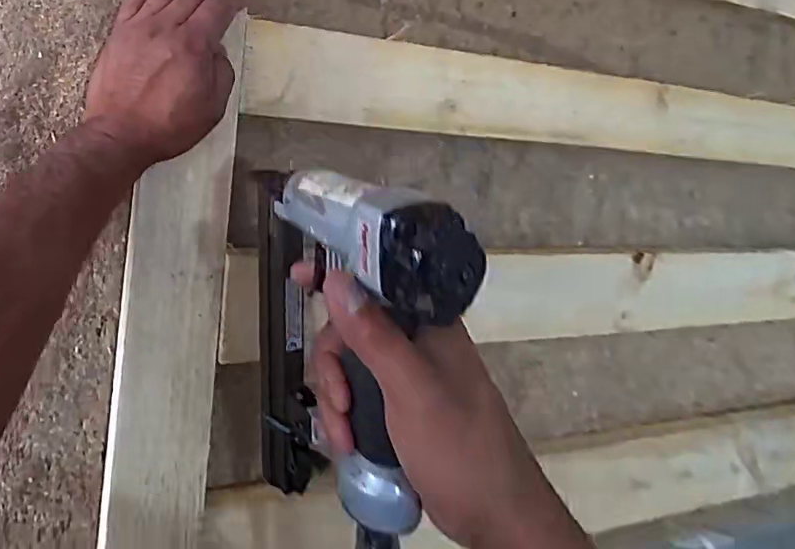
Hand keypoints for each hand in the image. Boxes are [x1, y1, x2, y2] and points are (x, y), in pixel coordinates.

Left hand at [83, 0, 246, 168]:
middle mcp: (167, 28)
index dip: (233, 0)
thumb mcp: (212, 107)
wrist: (117, 136)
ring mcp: (140, 28)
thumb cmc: (167, 126)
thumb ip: (220, 72)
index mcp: (192, 45)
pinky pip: (132, 0)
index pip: (217, 10)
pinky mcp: (119, 34)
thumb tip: (216, 49)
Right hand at [295, 264, 590, 548]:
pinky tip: (350, 442)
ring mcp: (406, 372)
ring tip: (346, 435)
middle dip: (333, 366)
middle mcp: (414, 338)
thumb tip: (337, 279)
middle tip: (339, 401)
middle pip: (349, 327)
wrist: (496, 520)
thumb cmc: (463, 449)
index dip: (336, 275)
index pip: (375, 281)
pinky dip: (345, 416)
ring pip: (348, 364)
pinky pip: (357, 393)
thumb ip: (374, 335)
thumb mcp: (412, 389)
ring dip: (336, 399)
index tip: (299, 275)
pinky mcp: (399, 403)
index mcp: (425, 320)